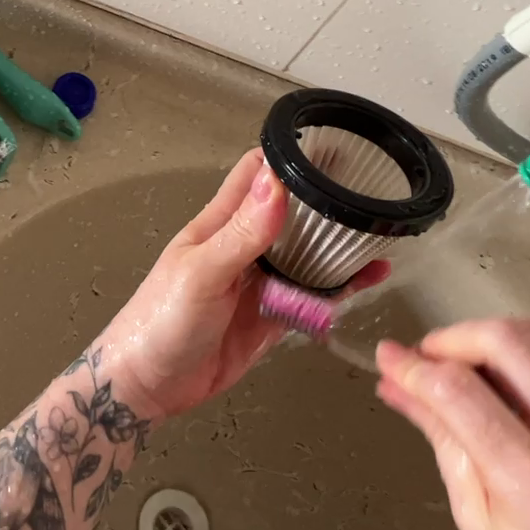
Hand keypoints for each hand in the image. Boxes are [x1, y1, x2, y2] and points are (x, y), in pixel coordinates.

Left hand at [99, 149, 387, 420]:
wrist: (149, 386)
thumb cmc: (161, 320)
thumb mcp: (201, 273)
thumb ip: (240, 233)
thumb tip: (276, 181)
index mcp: (219, 225)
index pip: (254, 174)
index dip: (287, 156)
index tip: (330, 143)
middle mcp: (243, 247)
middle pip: (289, 213)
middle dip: (324, 198)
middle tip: (374, 187)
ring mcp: (258, 283)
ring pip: (306, 255)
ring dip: (337, 244)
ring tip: (381, 231)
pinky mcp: (271, 318)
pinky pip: (310, 296)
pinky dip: (338, 288)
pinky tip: (367, 280)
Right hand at [375, 319, 529, 529]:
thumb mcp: (477, 521)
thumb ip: (441, 438)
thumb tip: (394, 382)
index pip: (460, 394)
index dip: (413, 367)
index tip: (386, 357)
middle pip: (508, 343)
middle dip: (453, 338)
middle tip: (427, 358)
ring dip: (490, 337)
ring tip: (465, 365)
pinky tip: (509, 374)